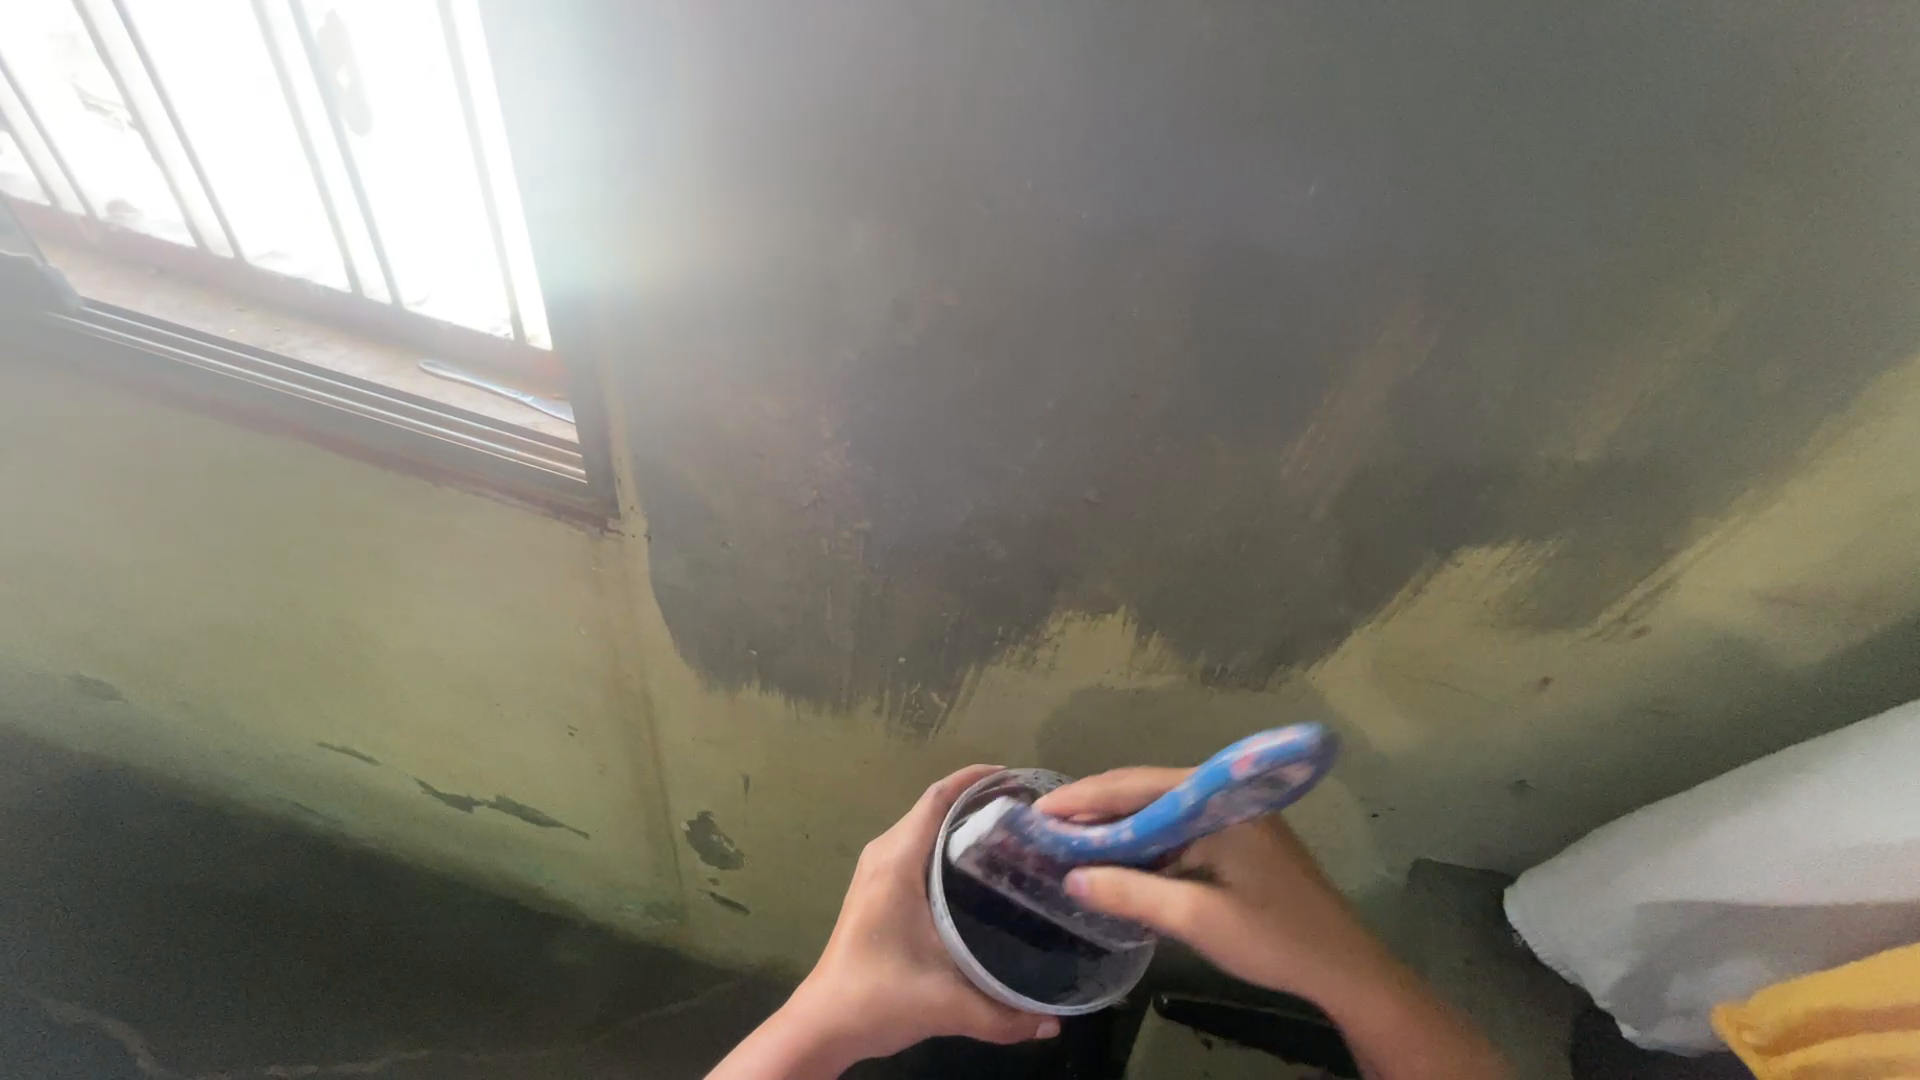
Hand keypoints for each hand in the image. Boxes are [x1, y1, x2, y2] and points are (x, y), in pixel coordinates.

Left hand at [708, 765, 1059, 1078]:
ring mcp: (876, 868)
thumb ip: (1001, 1016)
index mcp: (897, 862)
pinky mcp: (875, 884)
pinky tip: (972, 863)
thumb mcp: (944, 1005)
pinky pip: (914, 842)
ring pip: (922, 825)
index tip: (1011, 776)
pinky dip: (943, 838)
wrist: (824, 1023)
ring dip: (957, 818)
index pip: (936, 799)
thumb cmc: (877, 998)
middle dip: (974, 798)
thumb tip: (1053, 1023)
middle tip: (1021, 809)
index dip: (972, 779)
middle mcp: (884, 854)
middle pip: (932, 807)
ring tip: (1005, 830)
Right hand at [1035, 766, 1393, 1001]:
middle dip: (1096, 806)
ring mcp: (1232, 814)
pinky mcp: (1236, 836)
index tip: (1041, 810)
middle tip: (1046, 822)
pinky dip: (1144, 837)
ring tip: (1070, 834)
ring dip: (1117, 822)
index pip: (1139, 786)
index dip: (1087, 798)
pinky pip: (1177, 825)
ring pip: (1160, 807)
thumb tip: (1070, 879)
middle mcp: (1224, 796)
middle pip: (1147, 790)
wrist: (1349, 972)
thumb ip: (1131, 893)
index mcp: (1220, 801)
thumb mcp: (1197, 918)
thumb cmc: (1275, 939)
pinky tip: (1117, 851)